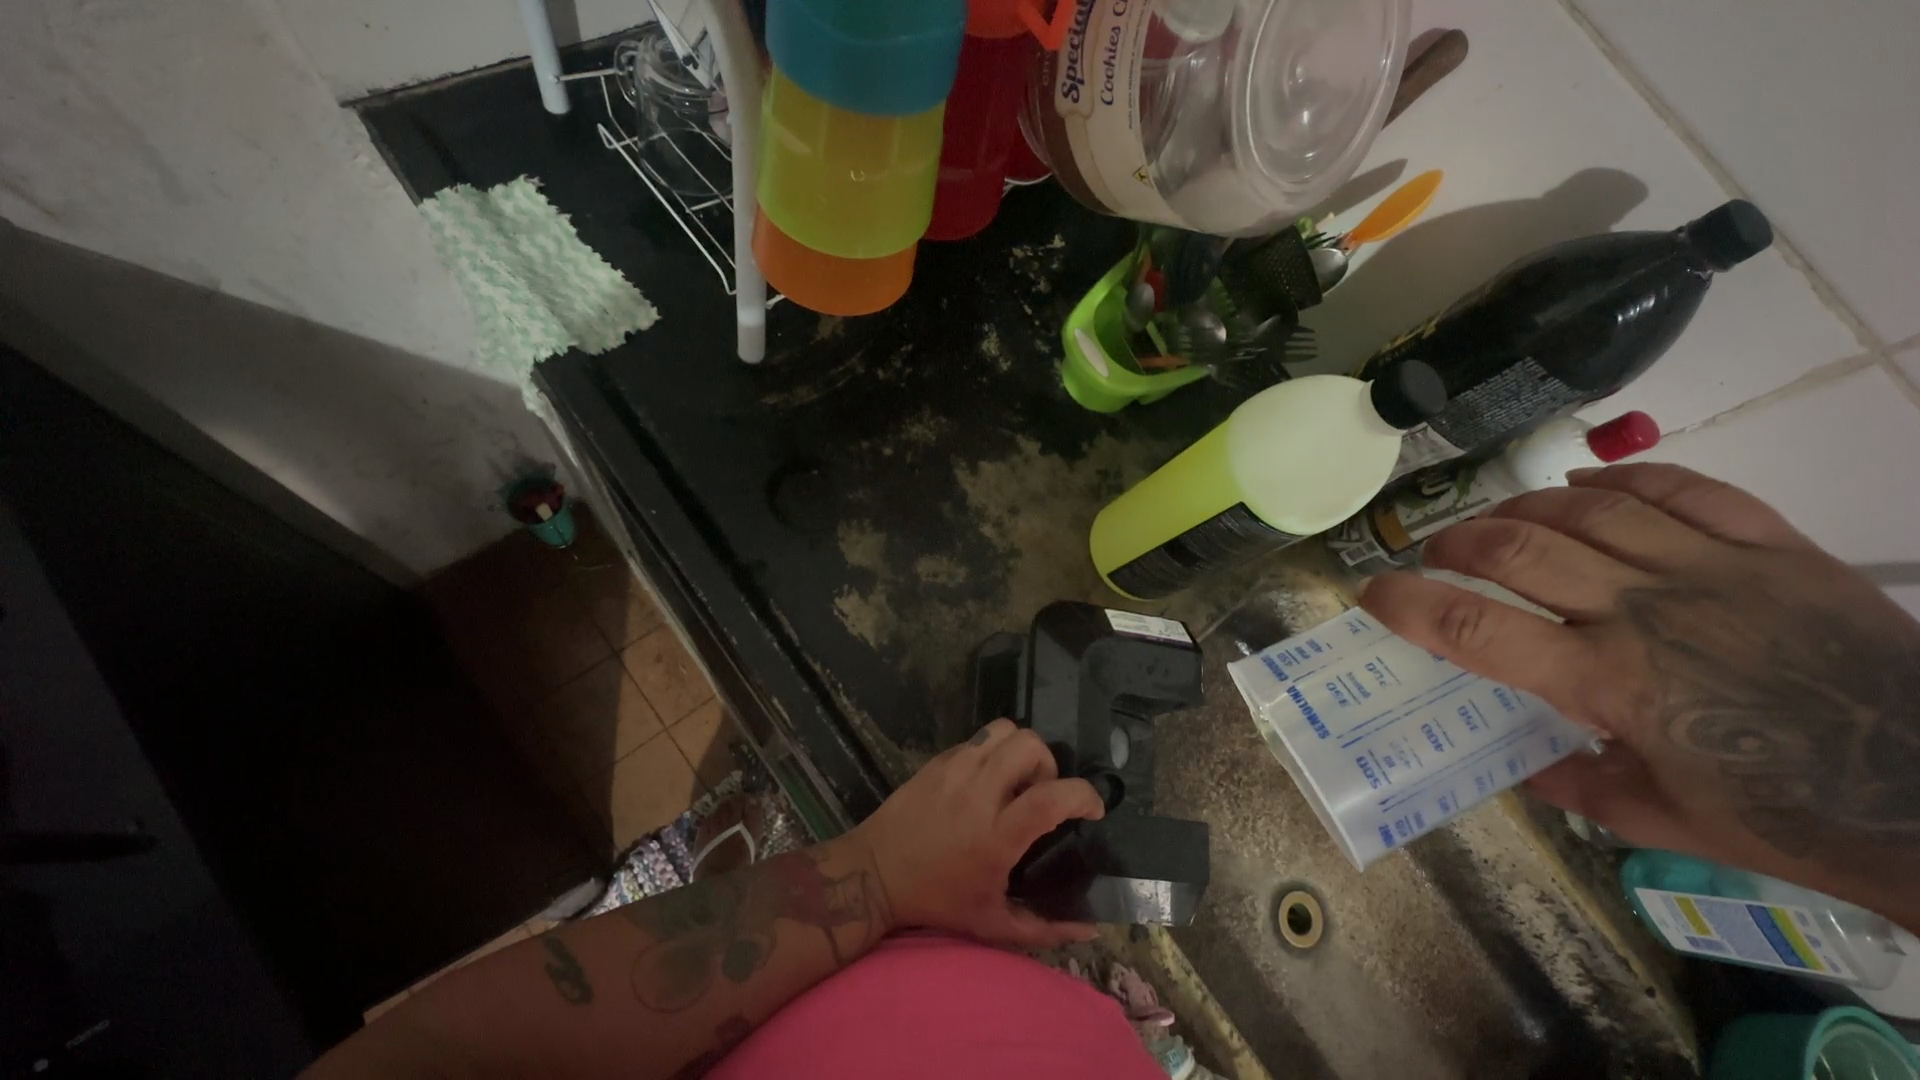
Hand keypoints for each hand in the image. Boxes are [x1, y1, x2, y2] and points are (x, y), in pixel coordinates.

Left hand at [841, 719, 1105, 947]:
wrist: (875, 873)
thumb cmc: (937, 900)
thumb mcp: (992, 925)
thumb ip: (1045, 929)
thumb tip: (1091, 929)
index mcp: (996, 835)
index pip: (1051, 797)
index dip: (1083, 795)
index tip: (1093, 808)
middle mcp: (978, 793)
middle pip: (1030, 746)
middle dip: (1050, 764)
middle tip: (1042, 792)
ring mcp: (955, 769)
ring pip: (1005, 729)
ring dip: (1021, 750)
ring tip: (1015, 780)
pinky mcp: (938, 759)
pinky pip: (979, 738)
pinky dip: (993, 752)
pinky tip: (986, 781)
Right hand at [1359, 464, 1919, 926]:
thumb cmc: (1790, 815)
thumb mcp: (1662, 818)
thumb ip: (1576, 782)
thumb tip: (1522, 762)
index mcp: (1609, 681)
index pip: (1473, 627)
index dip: (1406, 604)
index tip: (1371, 594)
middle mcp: (1644, 610)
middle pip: (1515, 549)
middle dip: (1456, 544)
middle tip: (1436, 555)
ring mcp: (1711, 568)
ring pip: (1583, 511)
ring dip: (1520, 509)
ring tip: (1495, 522)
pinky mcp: (1772, 546)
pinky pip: (1680, 489)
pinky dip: (1620, 480)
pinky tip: (1584, 488)